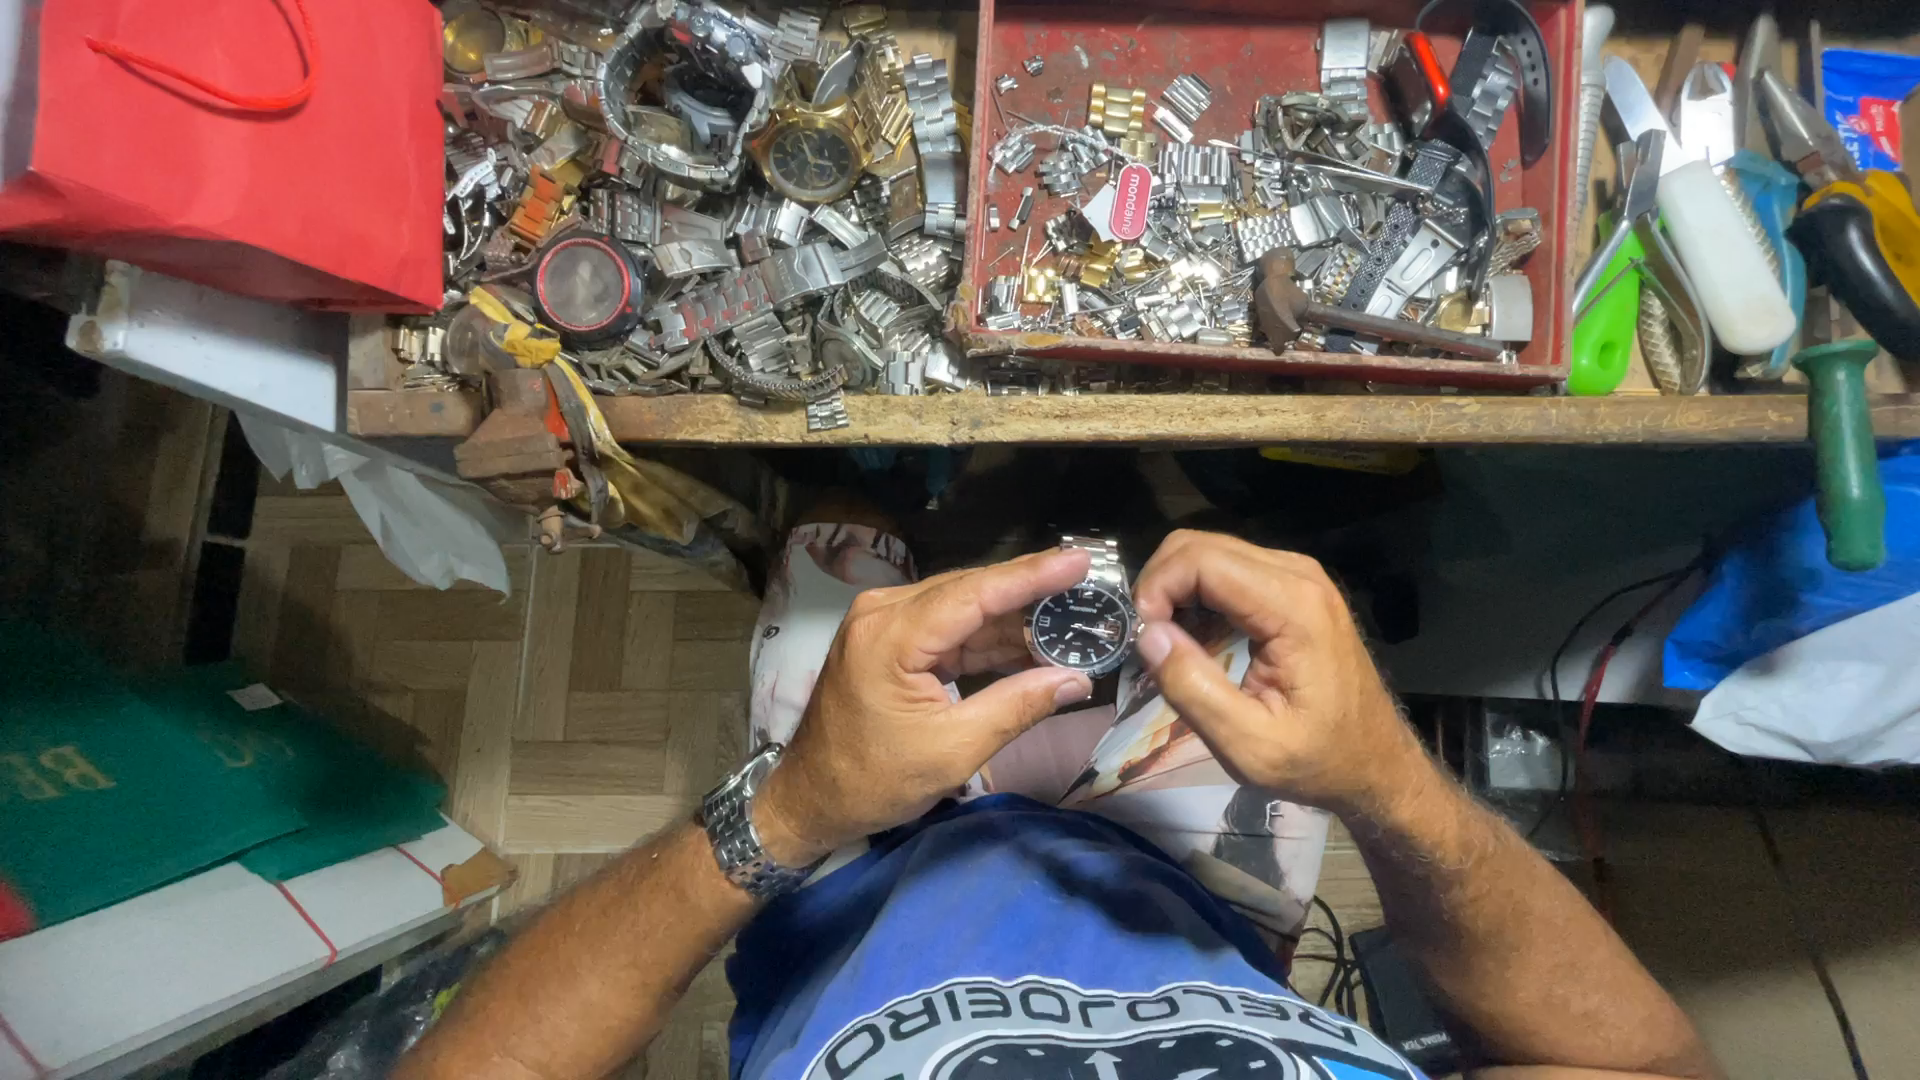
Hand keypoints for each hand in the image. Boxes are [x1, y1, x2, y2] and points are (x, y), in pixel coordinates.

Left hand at [753, 547, 1096, 863]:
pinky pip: (949, 629)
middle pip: (971, 591)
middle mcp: (884, 612)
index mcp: (890, 635)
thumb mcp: (953, 750)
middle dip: (1030, 593)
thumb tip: (1077, 680)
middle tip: (1087, 588)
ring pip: (964, 608)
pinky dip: (988, 639)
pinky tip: (1030, 645)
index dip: (1032, 576)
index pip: (974, 593)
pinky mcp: (891, 640)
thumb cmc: (873, 780)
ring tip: (1072, 620)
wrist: (811, 798)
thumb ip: (1017, 706)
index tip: (1079, 561)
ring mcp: (885, 622)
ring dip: (1014, 619)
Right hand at [1131, 530, 1428, 817]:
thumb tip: (1147, 634)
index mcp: (1293, 607)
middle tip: (1148, 637)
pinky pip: (1226, 567)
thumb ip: (1194, 689)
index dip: (1158, 587)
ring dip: (1175, 588)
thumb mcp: (1248, 746)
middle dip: (1160, 584)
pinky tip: (1194, 635)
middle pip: (1200, 545)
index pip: (1202, 560)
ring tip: (1168, 640)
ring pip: (1209, 550)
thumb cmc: (1317, 761)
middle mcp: (1297, 575)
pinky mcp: (1291, 585)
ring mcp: (1297, 576)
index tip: (1142, 635)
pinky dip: (1195, 593)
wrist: (1375, 765)